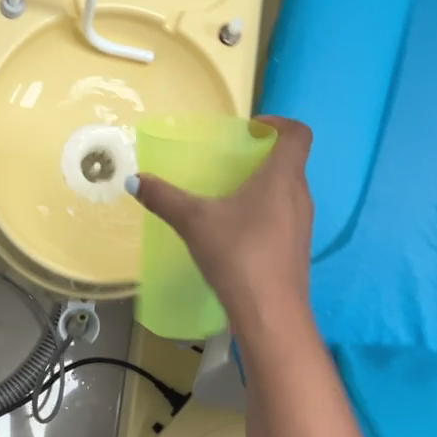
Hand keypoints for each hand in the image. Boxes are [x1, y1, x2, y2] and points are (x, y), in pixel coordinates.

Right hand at [130, 116, 314, 323]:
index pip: (297, 134)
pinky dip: (265, 218)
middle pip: (291, 164)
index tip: (254, 129)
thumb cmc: (238, 255)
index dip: (280, 123)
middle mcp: (300, 196)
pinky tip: (239, 238)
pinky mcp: (297, 253)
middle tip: (233, 166)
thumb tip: (134, 180)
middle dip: (264, 159)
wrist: (270, 313)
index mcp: (282, 177)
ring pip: (287, 195)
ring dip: (265, 190)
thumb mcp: (195, 222)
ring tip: (231, 202)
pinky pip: (284, 222)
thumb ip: (165, 199)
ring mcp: (303, 227)